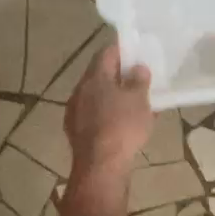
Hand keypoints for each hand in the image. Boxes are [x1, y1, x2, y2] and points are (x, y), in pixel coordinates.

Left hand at [65, 46, 154, 189]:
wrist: (101, 166)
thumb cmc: (123, 126)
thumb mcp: (140, 100)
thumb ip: (139, 80)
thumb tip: (137, 68)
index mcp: (94, 78)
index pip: (106, 53)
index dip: (123, 49)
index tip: (138, 51)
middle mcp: (80, 91)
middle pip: (99, 74)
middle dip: (119, 74)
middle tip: (139, 77)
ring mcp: (74, 112)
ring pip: (96, 95)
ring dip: (113, 95)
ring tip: (134, 102)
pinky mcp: (76, 131)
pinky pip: (94, 113)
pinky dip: (108, 112)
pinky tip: (122, 122)